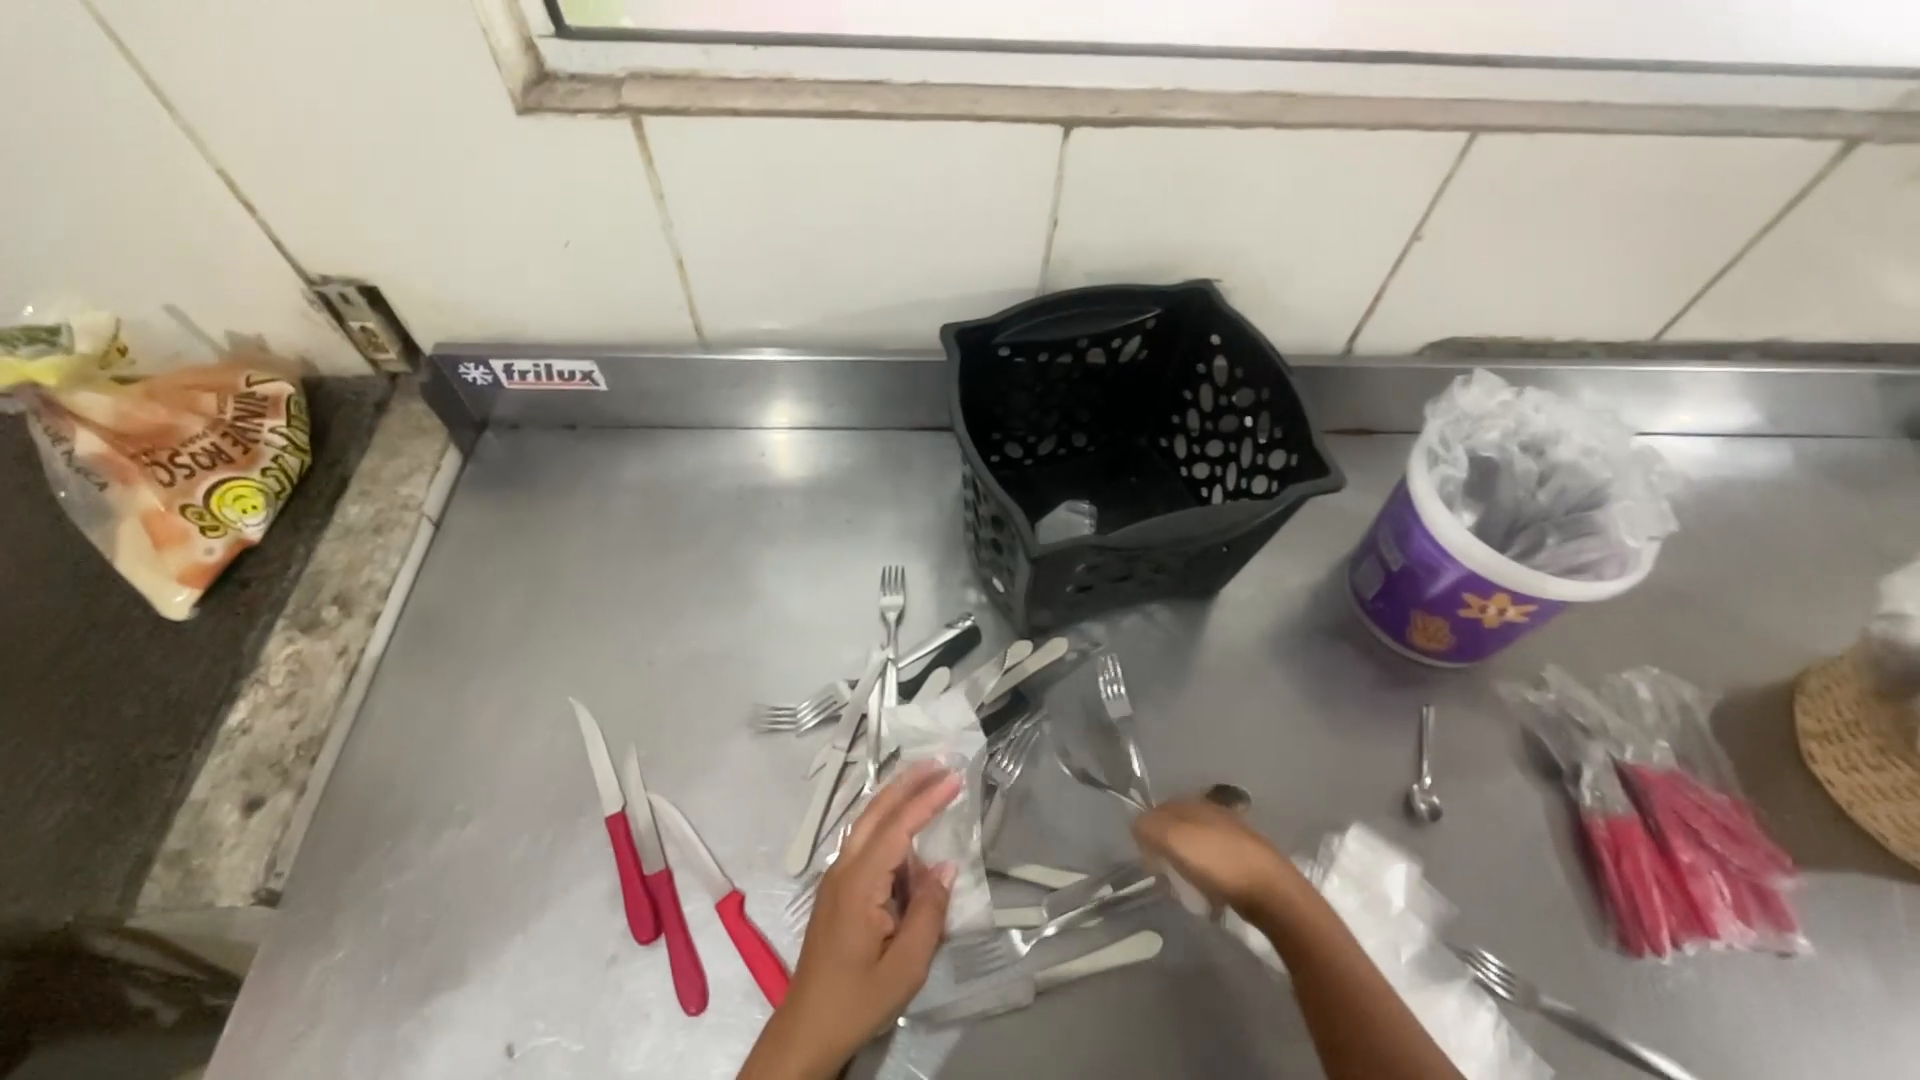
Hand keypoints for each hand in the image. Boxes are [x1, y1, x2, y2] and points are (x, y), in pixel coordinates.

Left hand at [740, 762, 960, 1079]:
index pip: (897, 828)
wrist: (808, 1027)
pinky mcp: (837, 892)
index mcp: (859, 884)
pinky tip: (909, 834)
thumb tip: (944, 867)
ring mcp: (836, 879)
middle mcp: (842, 871)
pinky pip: (865, 847)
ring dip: (896, 800)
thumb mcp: (906, 965)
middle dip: (907, 783)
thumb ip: (929, 912)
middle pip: (874, 813)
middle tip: (939, 761)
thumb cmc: (858, 998)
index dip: (927, 800)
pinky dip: (889, 827)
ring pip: (867, 826)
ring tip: (928, 783)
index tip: (954, 778)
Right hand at [1132, 797, 1298, 921]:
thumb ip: (1148, 826)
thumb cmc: (1217, 863)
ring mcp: (1231, 836)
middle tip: (1165, 876)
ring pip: (1194, 849)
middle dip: (1165, 852)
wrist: (1271, 891)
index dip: (1147, 833)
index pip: (1157, 810)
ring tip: (1186, 890)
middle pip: (1175, 830)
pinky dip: (1204, 878)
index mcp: (1194, 804)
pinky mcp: (1244, 861)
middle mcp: (1212, 813)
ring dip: (1184, 868)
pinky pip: (1212, 866)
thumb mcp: (1173, 838)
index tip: (1147, 859)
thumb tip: (1137, 825)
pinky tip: (1208, 894)